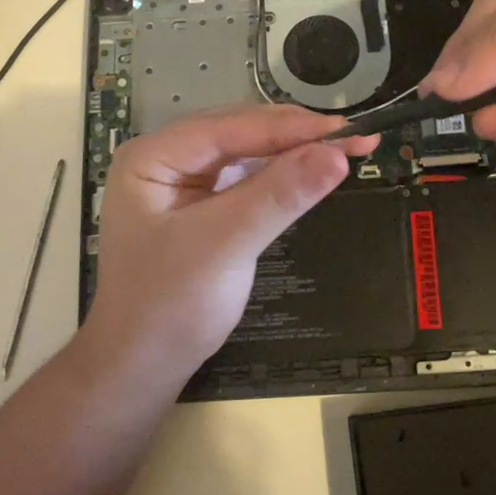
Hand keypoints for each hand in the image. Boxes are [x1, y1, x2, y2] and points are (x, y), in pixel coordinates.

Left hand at [86, 106, 379, 376]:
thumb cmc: (168, 306)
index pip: (229, 127)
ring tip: (343, 150)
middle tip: (356, 138)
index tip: (347, 129)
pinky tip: (309, 172)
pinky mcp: (201, 208)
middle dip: (295, 135)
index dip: (290, 126)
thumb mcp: (224, 245)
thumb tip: (338, 154)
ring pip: (245, 153)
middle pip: (238, 133)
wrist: (139, 368)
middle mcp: (165, 159)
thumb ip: (278, 196)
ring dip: (292, 153)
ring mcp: (182, 184)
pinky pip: (246, 180)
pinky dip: (280, 177)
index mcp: (152, 157)